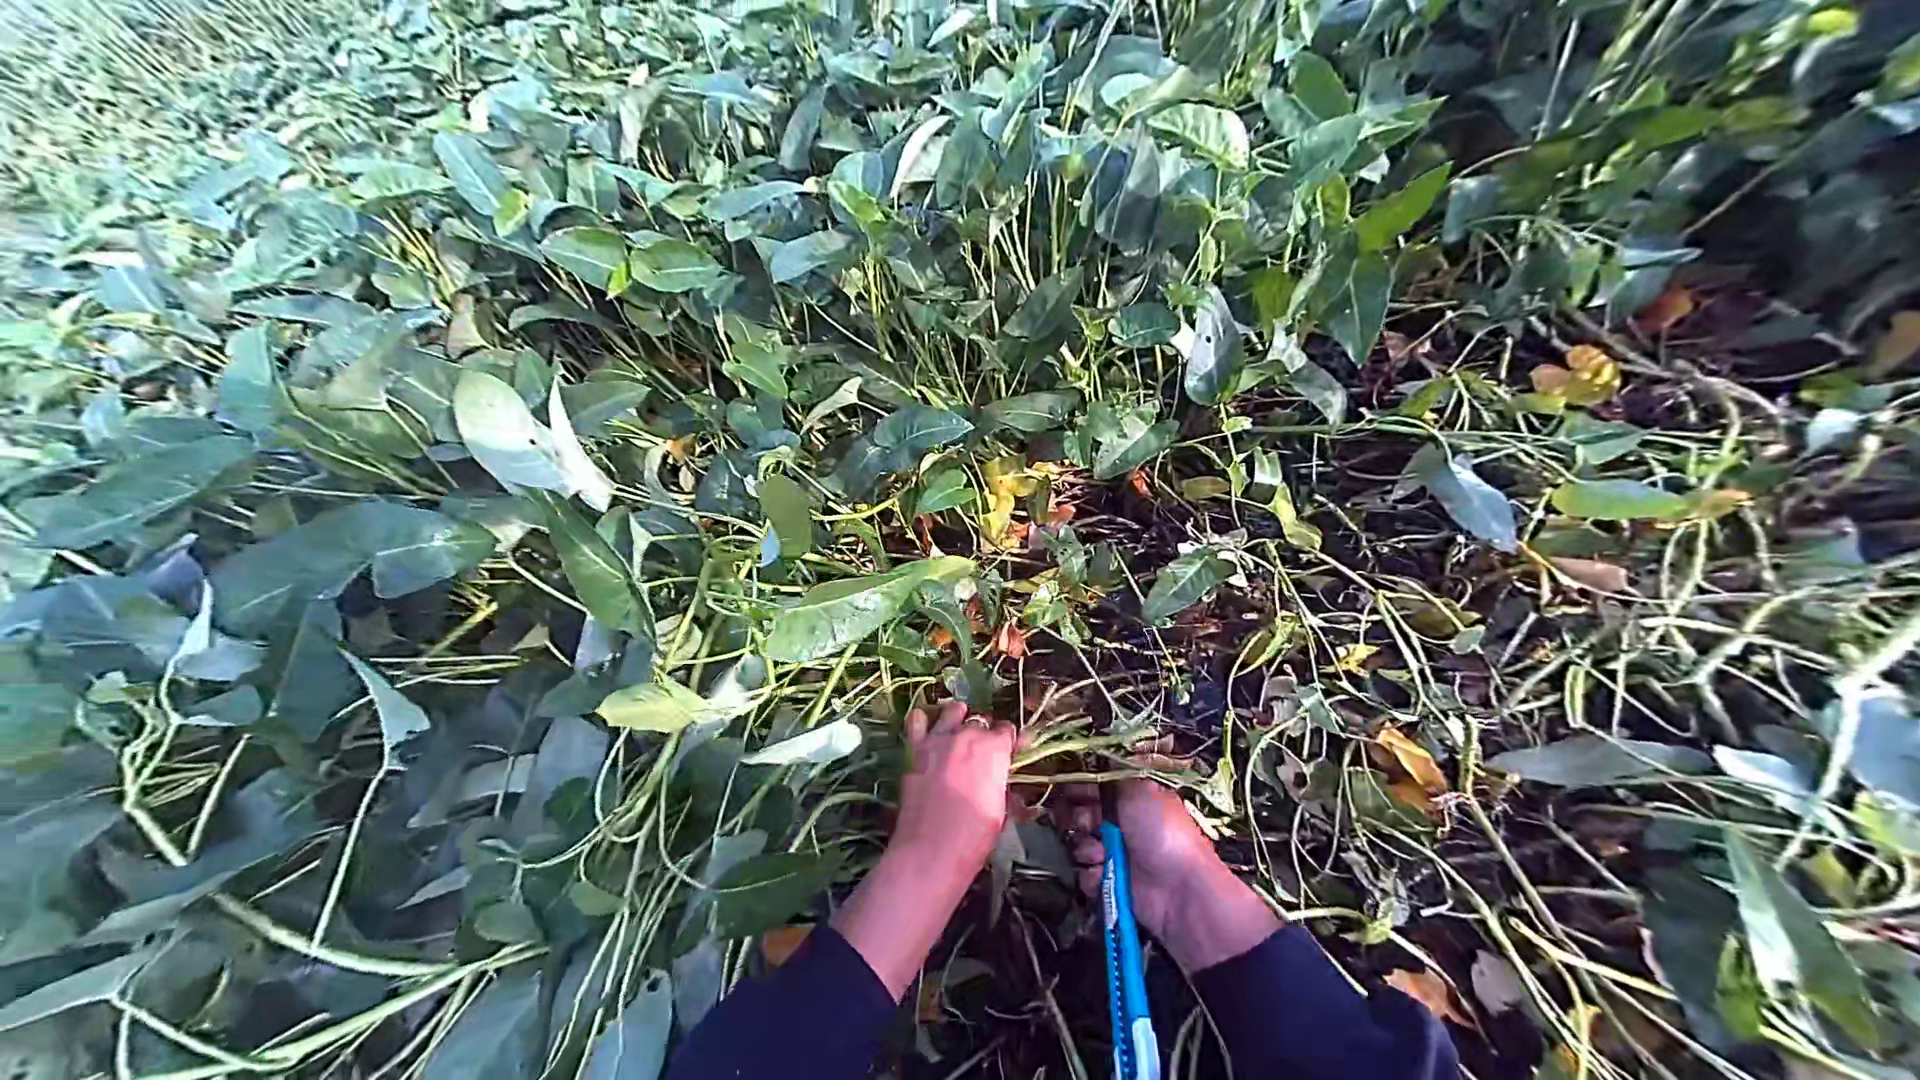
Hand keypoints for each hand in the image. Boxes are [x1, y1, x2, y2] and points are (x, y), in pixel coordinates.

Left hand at [832, 700, 1016, 1001]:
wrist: (930, 852)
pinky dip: (922, 720)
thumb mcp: (1000, 813)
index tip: (1010, 752)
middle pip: (981, 722)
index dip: (1010, 741)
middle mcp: (967, 736)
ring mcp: (939, 740)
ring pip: (952, 712)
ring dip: (959, 718)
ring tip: (960, 728)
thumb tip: (1011, 791)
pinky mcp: (915, 750)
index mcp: (994, 750)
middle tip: (984, 753)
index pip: (1007, 731)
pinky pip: (916, 721)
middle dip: (985, 733)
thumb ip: (1004, 791)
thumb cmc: (973, 838)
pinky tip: (926, 727)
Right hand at [1064, 778, 1281, 972]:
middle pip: (1080, 814)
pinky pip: (1085, 874)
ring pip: (1078, 844)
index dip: (1078, 787)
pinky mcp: (1110, 883)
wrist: (1180, 889)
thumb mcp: (1140, 790)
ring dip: (1085, 848)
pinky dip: (1092, 874)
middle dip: (1077, 818)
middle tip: (1086, 823)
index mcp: (1130, 798)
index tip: (1066, 788)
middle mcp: (1120, 824)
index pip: (1093, 787)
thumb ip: (1114, 773)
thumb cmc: (1163, 831)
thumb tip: (1096, 758)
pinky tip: (1103, 872)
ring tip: (1101, 853)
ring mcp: (1114, 854)